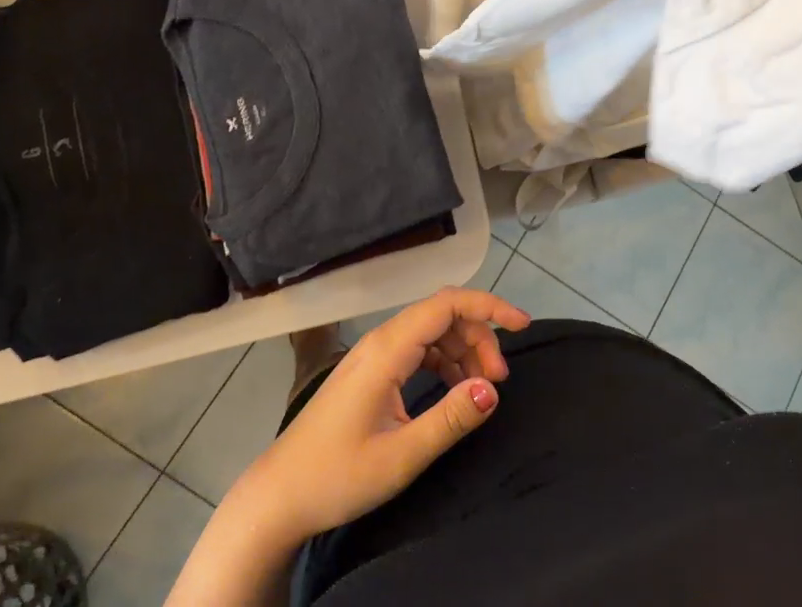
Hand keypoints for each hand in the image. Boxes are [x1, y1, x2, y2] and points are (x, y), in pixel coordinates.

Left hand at [168, 289, 530, 606]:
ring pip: (431, 332)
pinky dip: (444, 363)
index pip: (445, 304)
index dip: (488, 306)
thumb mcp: (401, 455)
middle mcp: (379, 343)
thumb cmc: (336, 476)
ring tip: (482, 391)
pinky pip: (416, 351)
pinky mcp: (369, 374)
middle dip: (480, 338)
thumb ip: (450, 419)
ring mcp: (372, 357)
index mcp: (386, 352)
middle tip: (499, 383)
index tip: (523, 325)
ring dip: (464, 352)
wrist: (278, 497)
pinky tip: (454, 393)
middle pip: (442, 315)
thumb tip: (494, 390)